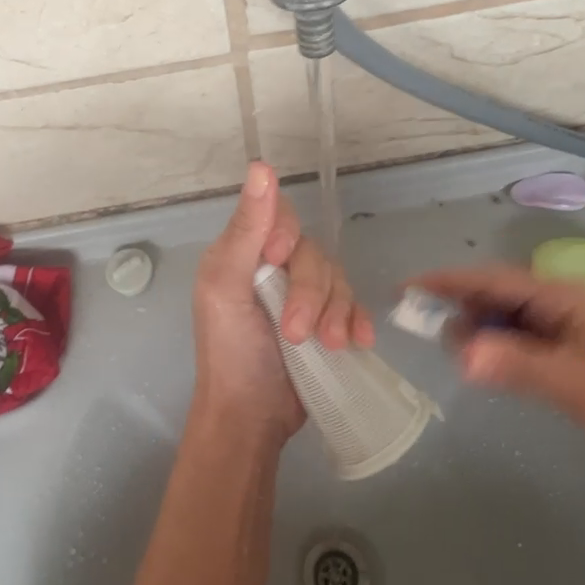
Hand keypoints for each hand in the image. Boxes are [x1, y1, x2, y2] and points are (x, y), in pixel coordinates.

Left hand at [192, 162, 372, 443]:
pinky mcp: (327, 324)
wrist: (251, 418)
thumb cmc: (229, 350)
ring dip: (336, 312)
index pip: (280, 218)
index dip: (286, 235)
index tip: (276, 261)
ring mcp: (303, 298)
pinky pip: (354, 306)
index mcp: (244, 253)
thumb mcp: (226, 285)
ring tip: (327, 346)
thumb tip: (261, 166)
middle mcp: (274, 269)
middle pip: (313, 253)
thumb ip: (246, 229)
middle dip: (310, 292)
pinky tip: (358, 342)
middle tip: (297, 332)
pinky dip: (359, 321)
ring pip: (337, 279)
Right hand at [415, 265, 584, 478]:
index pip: (494, 280)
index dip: (449, 281)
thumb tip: (458, 349)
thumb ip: (518, 366)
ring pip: (514, 315)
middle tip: (423, 323)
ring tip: (452, 345)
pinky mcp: (583, 350)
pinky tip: (494, 361)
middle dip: (460, 302)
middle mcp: (568, 303)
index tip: (408, 287)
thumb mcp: (579, 386)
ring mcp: (577, 326)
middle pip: (501, 292)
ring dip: (481, 325)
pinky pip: (528, 335)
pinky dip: (502, 343)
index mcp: (565, 299)